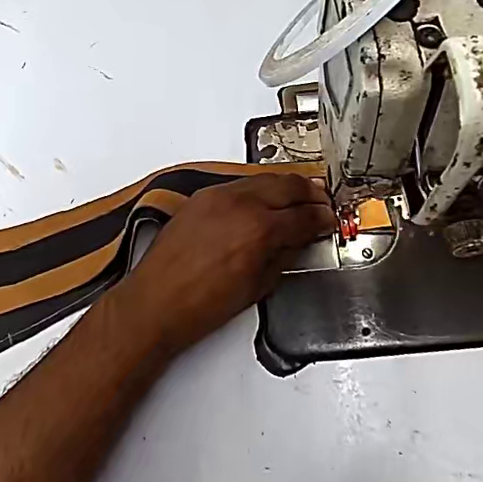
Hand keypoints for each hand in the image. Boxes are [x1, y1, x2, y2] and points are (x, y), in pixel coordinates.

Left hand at [109, 173, 336, 355]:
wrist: (155, 303)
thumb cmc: (198, 304)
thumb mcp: (257, 286)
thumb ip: (284, 256)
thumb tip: (298, 242)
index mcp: (258, 229)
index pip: (303, 215)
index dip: (321, 218)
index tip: (327, 221)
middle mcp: (239, 205)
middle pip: (287, 185)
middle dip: (309, 193)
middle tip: (320, 203)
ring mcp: (217, 197)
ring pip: (264, 178)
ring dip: (285, 186)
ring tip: (297, 197)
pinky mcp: (201, 197)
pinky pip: (239, 183)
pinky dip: (258, 187)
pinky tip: (264, 199)